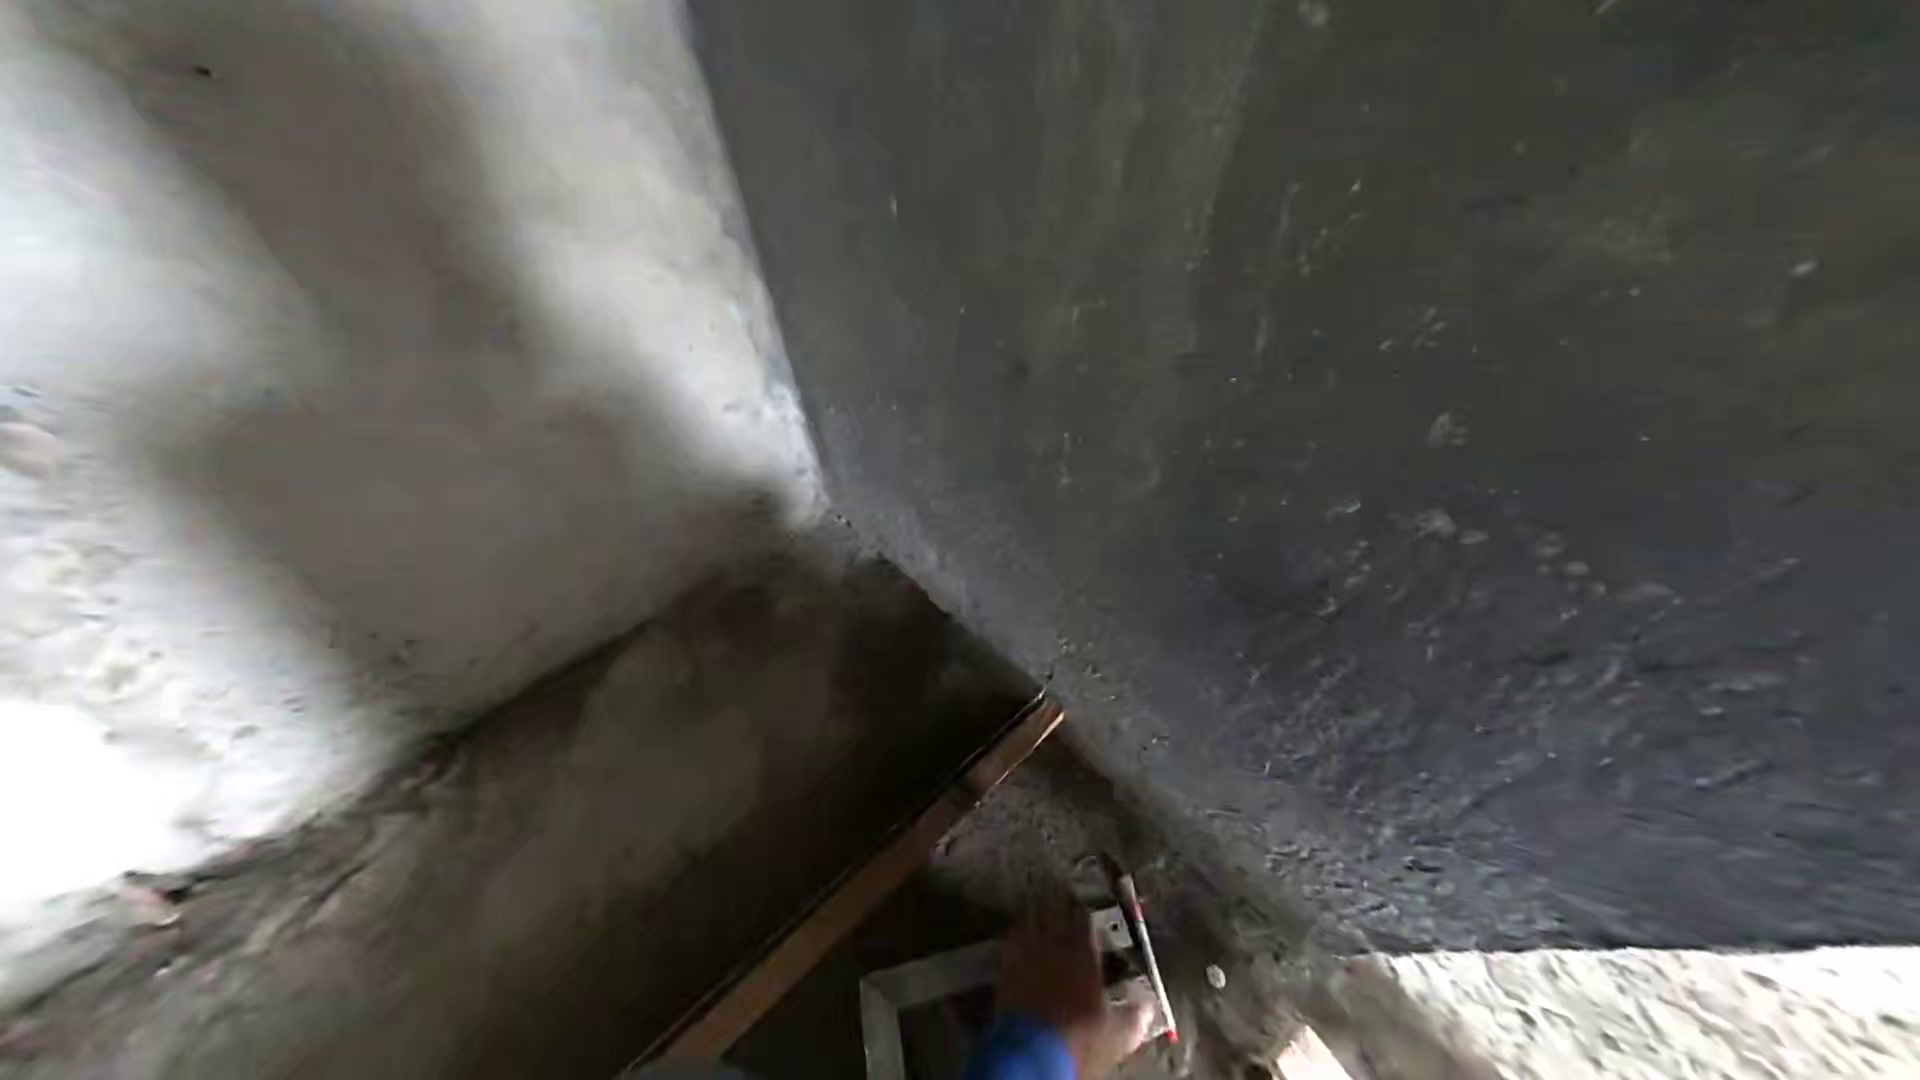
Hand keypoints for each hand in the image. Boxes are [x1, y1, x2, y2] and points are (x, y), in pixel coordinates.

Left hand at [996, 896, 1154, 1077]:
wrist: (1032, 1053)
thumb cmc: (1078, 1041)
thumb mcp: (1115, 1036)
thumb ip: (1134, 1018)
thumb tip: (1148, 1007)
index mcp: (1083, 957)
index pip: (1086, 922)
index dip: (1086, 911)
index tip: (1086, 905)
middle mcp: (1056, 946)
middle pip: (1057, 911)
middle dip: (1060, 899)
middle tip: (1061, 889)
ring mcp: (1029, 952)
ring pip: (1033, 917)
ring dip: (1038, 907)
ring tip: (1040, 899)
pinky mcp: (1008, 965)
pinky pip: (1012, 935)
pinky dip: (1018, 927)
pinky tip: (1019, 926)